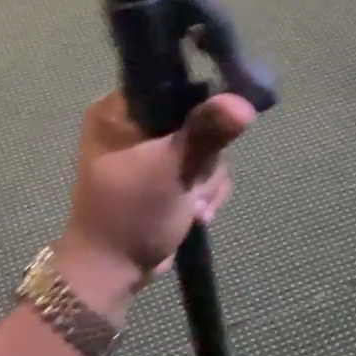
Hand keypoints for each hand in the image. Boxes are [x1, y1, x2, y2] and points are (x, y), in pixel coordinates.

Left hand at [52, 91, 255, 323]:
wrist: (112, 271)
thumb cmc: (130, 215)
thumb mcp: (170, 170)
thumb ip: (205, 134)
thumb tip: (243, 102)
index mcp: (117, 111)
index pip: (170, 84)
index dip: (198, 106)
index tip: (208, 136)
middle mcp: (131, 125)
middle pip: (195, 120)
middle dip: (204, 160)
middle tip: (191, 184)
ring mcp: (149, 152)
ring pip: (204, 149)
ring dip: (205, 183)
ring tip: (191, 207)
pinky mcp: (164, 177)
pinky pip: (200, 171)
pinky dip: (203, 194)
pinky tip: (195, 215)